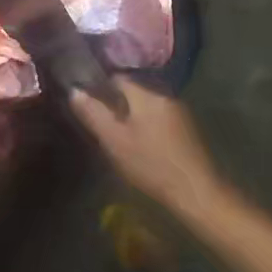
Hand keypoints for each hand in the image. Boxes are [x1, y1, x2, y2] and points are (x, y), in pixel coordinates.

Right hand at [71, 77, 223, 209]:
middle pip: (133, 92)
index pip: (117, 79)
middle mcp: (165, 97)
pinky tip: (141, 146)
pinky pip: (159, 119)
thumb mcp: (114, 140)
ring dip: (132, 117)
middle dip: (116, 104)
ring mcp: (180, 114)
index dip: (99, 88)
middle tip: (101, 126)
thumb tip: (74, 90)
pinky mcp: (189, 130)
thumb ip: (93, 114)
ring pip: (147, 107)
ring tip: (118, 138)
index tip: (88, 106)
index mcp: (147, 96)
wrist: (197, 192)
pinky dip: (146, 126)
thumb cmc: (150, 164)